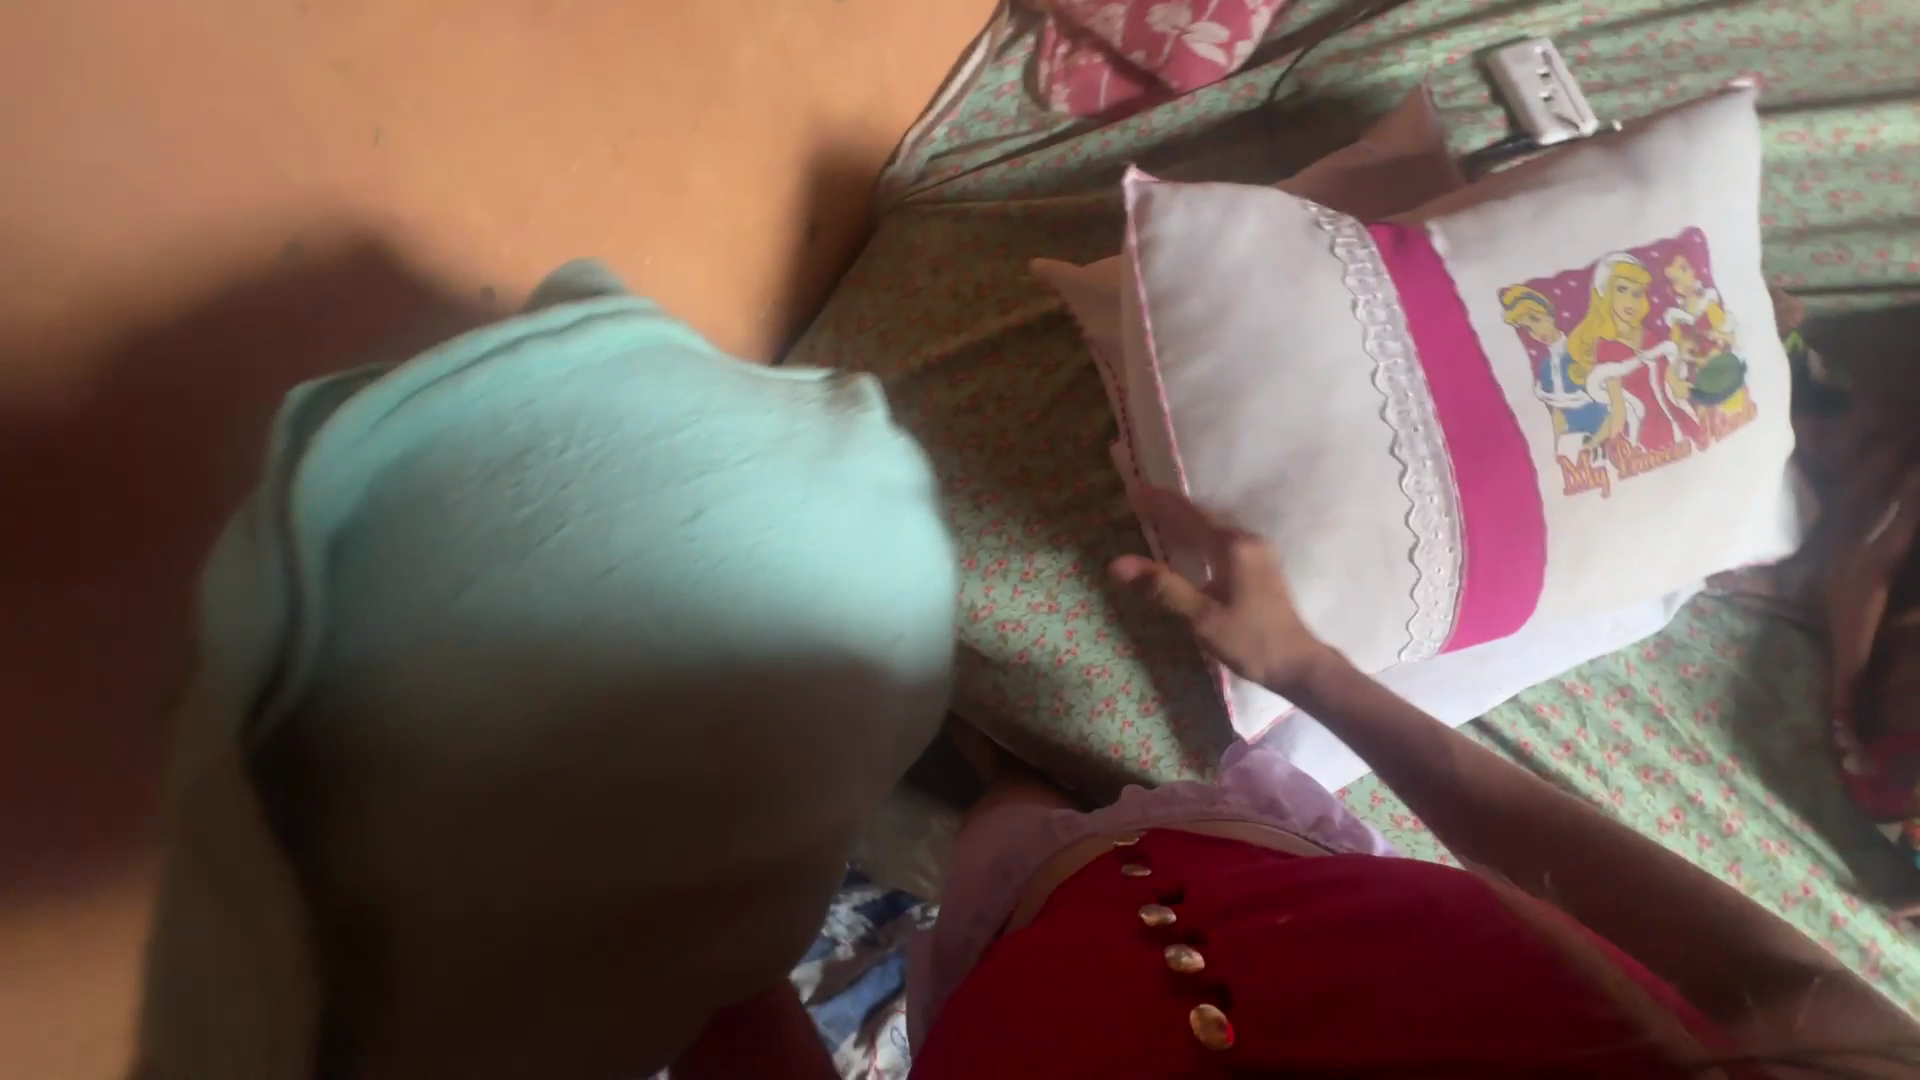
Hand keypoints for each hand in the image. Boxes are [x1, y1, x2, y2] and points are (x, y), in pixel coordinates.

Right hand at [1108, 486, 1333, 696]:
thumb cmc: (1249, 641)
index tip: (1134, 487)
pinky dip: (1197, 533)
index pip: (1188, 515)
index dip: (1159, 502)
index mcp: (1233, 547)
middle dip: (1169, 506)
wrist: (1297, 664)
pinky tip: (1186, 540)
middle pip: (1201, 516)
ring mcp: (1256, 551)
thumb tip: (1117, 563)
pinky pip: (1220, 538)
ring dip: (1183, 518)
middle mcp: (1247, 540)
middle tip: (1138, 497)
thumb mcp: (1201, 617)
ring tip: (1155, 513)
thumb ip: (1162, 587)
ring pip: (1212, 526)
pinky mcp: (1258, 564)